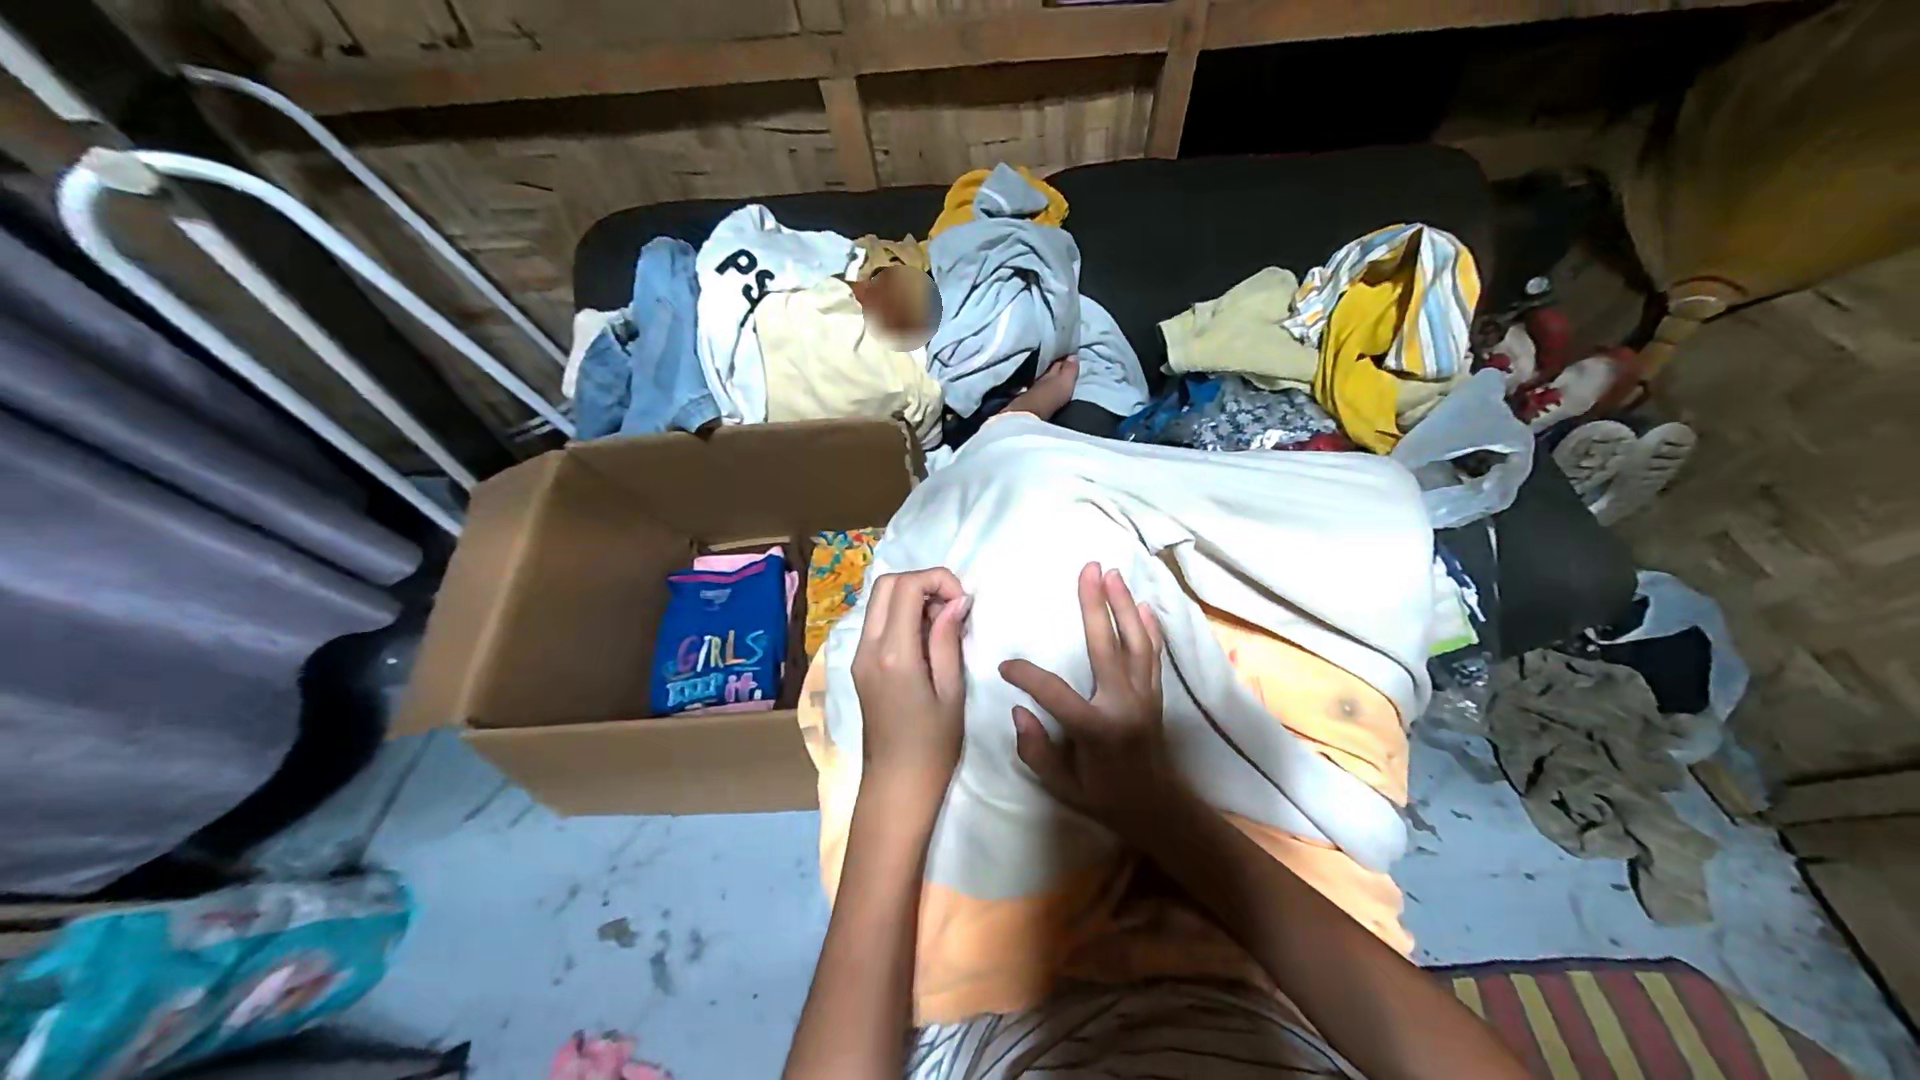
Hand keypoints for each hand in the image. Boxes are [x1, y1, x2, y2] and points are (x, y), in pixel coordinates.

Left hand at [852, 568, 971, 794]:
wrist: (896, 784)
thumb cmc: (933, 744)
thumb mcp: (951, 690)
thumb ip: (948, 639)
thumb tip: (957, 600)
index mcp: (893, 653)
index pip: (906, 587)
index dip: (938, 580)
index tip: (963, 602)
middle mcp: (867, 647)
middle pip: (886, 584)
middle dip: (922, 582)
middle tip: (952, 607)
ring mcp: (858, 656)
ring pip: (879, 601)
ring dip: (911, 598)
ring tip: (942, 626)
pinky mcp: (859, 666)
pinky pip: (877, 623)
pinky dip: (901, 616)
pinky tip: (925, 641)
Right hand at [1000, 562, 1177, 831]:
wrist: (1159, 809)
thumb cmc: (1105, 798)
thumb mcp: (1062, 786)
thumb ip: (1036, 750)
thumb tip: (1019, 711)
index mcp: (1096, 729)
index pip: (1053, 692)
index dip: (1026, 675)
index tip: (1005, 666)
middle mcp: (1124, 705)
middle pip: (1107, 647)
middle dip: (1096, 606)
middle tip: (1089, 569)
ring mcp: (1145, 697)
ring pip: (1136, 643)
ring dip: (1124, 605)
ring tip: (1113, 574)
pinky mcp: (1156, 695)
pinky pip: (1154, 656)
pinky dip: (1150, 629)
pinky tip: (1144, 606)